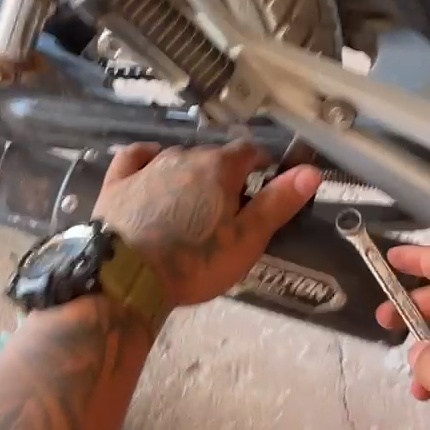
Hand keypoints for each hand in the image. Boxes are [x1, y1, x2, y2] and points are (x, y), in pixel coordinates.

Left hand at [92, 142, 321, 306]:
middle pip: (213, 157)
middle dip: (226, 175)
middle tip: (231, 208)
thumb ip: (278, 203)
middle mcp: (183, 157)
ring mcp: (148, 167)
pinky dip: (148, 159)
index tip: (266, 182)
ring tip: (194, 202)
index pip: (249, 151)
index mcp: (218, 168)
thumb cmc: (194, 262)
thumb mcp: (247, 239)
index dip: (261, 164)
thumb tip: (311, 171)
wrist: (125, 278)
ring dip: (191, 173)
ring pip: (178, 158)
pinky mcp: (118, 183)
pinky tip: (152, 166)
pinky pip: (136, 158)